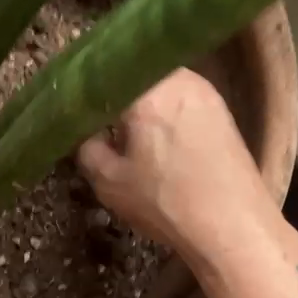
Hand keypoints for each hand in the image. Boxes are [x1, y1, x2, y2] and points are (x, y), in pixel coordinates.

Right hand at [76, 69, 297, 279]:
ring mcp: (203, 89)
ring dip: (138, 103)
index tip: (66, 105)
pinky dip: (161, 111)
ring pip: (156, 84)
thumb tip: (83, 133)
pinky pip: (179, 98)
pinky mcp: (220, 107)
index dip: (79, 90)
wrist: (231, 223)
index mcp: (144, 89)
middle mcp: (176, 77)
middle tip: (93, 119)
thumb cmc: (166, 202)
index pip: (101, 74)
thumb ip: (87, 150)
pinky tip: (155, 138)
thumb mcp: (110, 184)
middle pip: (131, 74)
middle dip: (111, 94)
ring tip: (122, 130)